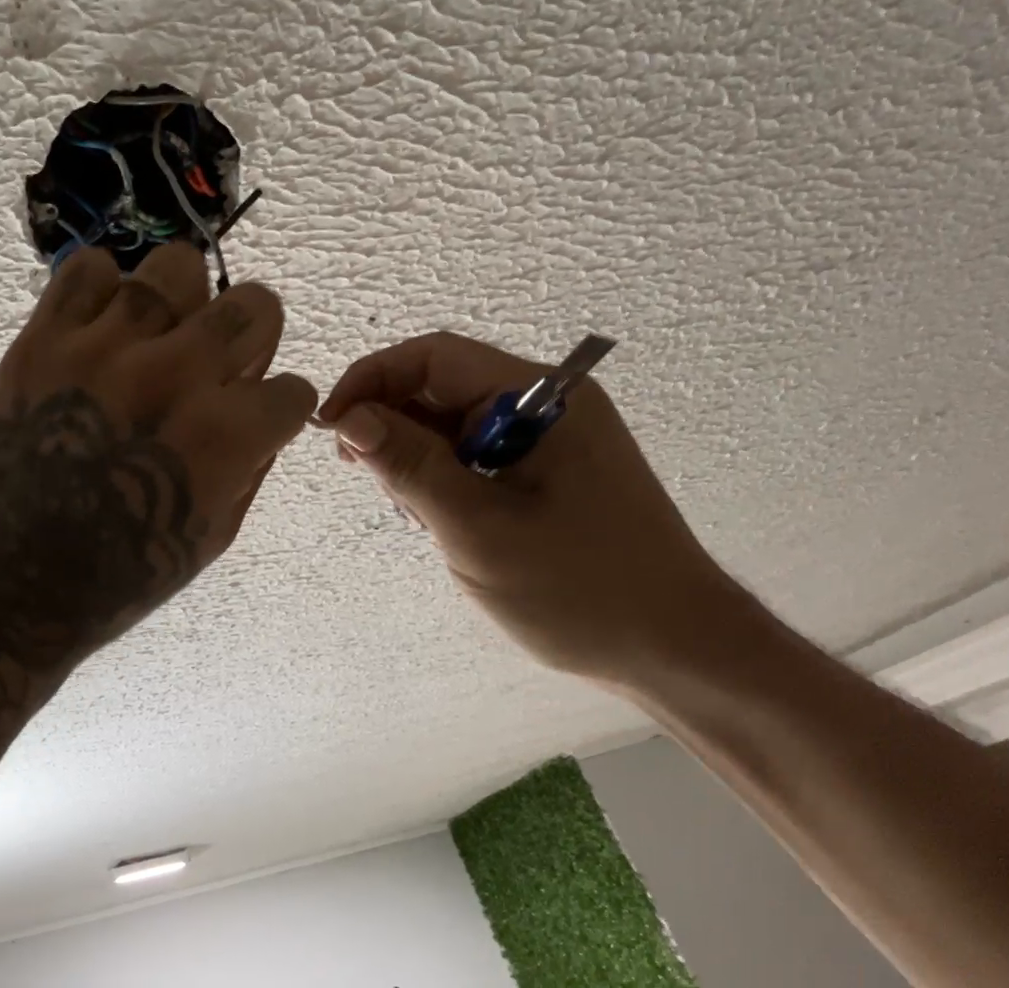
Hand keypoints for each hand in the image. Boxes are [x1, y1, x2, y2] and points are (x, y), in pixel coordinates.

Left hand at [0, 242, 315, 682]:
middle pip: (255, 304)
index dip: (276, 408)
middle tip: (213, 367)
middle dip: (248, 339)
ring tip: (154, 340)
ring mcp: (105, 349)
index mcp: (225, 436)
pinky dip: (100, 293)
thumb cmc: (119, 576)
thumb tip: (260, 408)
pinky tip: (97, 333)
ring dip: (180, 304)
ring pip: (176, 266)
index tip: (252, 419)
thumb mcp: (212, 538)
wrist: (8, 583)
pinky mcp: (43, 339)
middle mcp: (174, 376)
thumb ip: (250, 463)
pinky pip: (88, 269)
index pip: (293, 387)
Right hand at [320, 331, 740, 683]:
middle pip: (442, 388)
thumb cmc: (581, 590)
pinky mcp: (548, 472)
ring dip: (416, 457)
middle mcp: (548, 406)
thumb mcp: (478, 529)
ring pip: (454, 424)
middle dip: (392, 425)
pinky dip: (444, 478)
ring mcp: (550, 440)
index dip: (372, 380)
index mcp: (543, 400)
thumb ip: (410, 467)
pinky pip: (476, 455)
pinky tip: (440, 518)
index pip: (435, 358)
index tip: (331, 428)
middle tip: (369, 479)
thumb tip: (348, 419)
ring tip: (413, 511)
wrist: (677, 650)